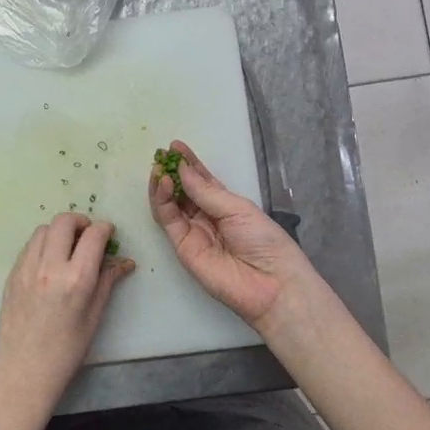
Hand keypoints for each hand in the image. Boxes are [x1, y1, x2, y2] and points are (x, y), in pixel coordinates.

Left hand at [0, 213, 135, 408]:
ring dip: (59, 231)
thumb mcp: (94, 317)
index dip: (105, 229)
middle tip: (88, 236)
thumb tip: (123, 262)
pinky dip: (43, 244)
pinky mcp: (12, 274)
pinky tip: (50, 262)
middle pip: (64, 222)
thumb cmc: (66, 351)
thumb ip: (107, 283)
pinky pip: (29, 246)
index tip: (109, 234)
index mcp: (76, 279)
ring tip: (68, 248)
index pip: (93, 236)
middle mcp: (50, 266)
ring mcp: (26, 268)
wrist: (24, 370)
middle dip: (81, 222)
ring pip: (43, 229)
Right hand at [150, 140, 320, 331]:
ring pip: (170, 204)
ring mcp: (192, 231)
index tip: (175, 146)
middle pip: (182, 191)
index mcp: (225, 204)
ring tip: (159, 168)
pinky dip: (162, 201)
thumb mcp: (238, 209)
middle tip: (160, 154)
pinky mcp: (181, 246)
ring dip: (162, 184)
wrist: (270, 283)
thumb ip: (206, 192)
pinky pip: (167, 220)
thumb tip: (182, 170)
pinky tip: (163, 184)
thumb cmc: (264, 241)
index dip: (189, 163)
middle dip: (171, 171)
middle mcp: (206, 216)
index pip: (202, 180)